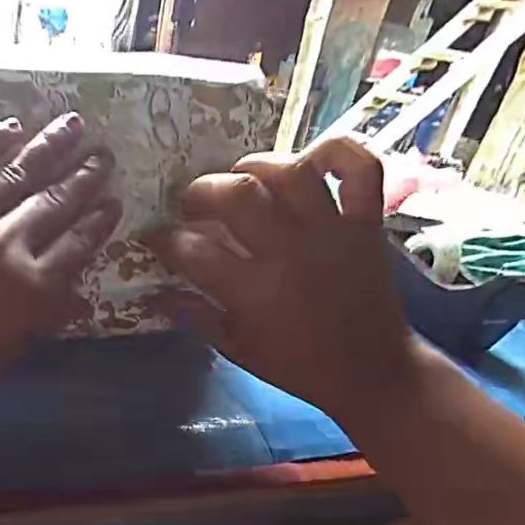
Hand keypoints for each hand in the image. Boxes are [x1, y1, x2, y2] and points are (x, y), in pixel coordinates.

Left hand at [0, 113, 122, 418]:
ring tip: (71, 125)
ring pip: (13, 176)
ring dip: (46, 148)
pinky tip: (8, 126)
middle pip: (52, 203)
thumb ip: (42, 319)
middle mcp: (2, 247)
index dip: (98, 222)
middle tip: (103, 155)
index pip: (76, 246)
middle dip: (83, 178)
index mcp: (29, 290)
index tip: (114, 201)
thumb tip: (77, 298)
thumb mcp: (6, 355)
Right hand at [148, 136, 412, 414]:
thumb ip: (197, 316)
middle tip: (193, 206)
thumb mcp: (237, 348)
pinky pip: (360, 169)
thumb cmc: (298, 366)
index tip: (153, 238)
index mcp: (252, 290)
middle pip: (236, 194)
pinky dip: (337, 153)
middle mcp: (289, 251)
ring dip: (256, 166)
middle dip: (200, 192)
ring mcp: (331, 231)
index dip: (163, 240)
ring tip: (241, 178)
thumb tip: (156, 295)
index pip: (192, 250)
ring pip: (290, 171)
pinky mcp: (365, 223)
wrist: (371, 372)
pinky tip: (309, 161)